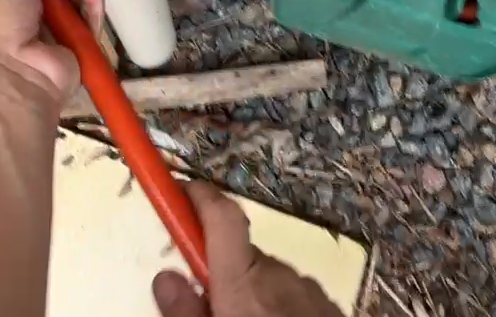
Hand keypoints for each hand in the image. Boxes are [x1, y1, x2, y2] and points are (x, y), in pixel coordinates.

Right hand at [152, 183, 343, 316]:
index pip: (222, 215)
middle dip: (221, 275)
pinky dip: (278, 311)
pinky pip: (294, 298)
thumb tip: (165, 277)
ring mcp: (309, 290)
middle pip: (241, 256)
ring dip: (251, 298)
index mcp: (244, 281)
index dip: (200, 197)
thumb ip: (185, 315)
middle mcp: (280, 274)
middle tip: (205, 310)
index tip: (177, 191)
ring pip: (268, 281)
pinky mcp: (331, 307)